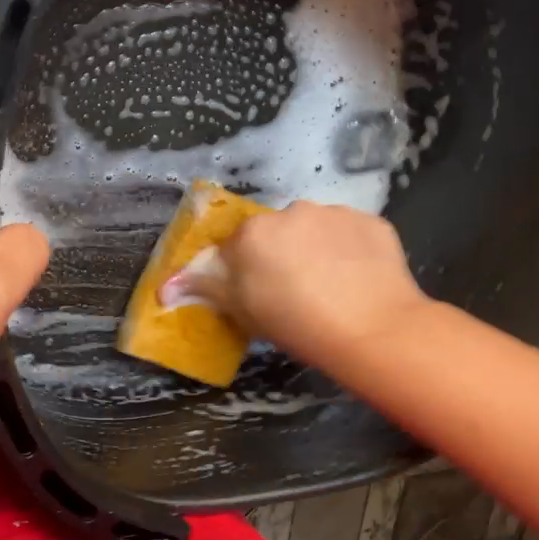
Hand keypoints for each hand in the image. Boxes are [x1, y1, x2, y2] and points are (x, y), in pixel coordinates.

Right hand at [165, 200, 428, 362]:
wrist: (372, 329)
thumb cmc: (293, 321)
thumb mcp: (240, 311)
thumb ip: (203, 290)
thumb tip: (165, 289)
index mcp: (252, 232)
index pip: (234, 246)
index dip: (240, 271)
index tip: (253, 295)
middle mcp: (291, 211)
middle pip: (274, 233)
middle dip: (276, 255)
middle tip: (288, 292)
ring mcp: (336, 213)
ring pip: (313, 229)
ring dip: (311, 249)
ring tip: (325, 287)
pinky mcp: (373, 222)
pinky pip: (348, 234)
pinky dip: (346, 251)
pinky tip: (352, 280)